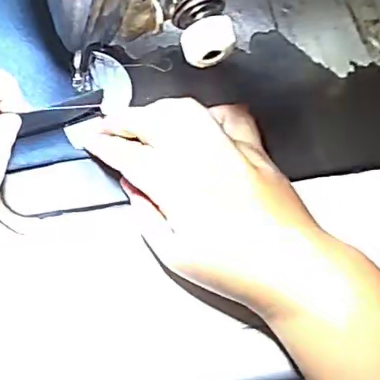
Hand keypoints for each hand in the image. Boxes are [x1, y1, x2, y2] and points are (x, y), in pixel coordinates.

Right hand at [73, 98, 354, 319]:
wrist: (291, 266)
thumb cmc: (235, 269)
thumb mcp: (174, 254)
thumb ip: (147, 216)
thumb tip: (134, 191)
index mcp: (176, 185)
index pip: (128, 153)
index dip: (102, 143)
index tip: (88, 139)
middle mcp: (202, 157)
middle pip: (153, 120)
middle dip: (122, 118)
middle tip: (106, 125)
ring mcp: (230, 149)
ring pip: (186, 110)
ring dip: (157, 110)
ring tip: (143, 119)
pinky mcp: (255, 150)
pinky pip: (227, 116)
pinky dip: (206, 113)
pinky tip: (198, 122)